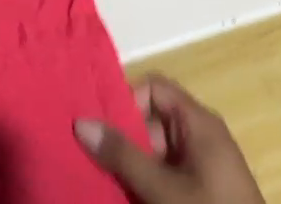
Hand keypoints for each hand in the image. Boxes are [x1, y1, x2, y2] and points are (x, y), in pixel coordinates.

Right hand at [75, 75, 264, 203]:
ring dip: (128, 164)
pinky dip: (142, 181)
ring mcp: (200, 163)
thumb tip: (81, 121)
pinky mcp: (198, 188)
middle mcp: (199, 134)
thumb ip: (123, 155)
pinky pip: (163, 173)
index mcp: (198, 121)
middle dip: (121, 138)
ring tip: (97, 177)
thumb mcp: (163, 188)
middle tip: (88, 156)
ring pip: (153, 150)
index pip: (154, 88)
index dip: (125, 101)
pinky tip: (121, 196)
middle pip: (150, 120)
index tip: (99, 127)